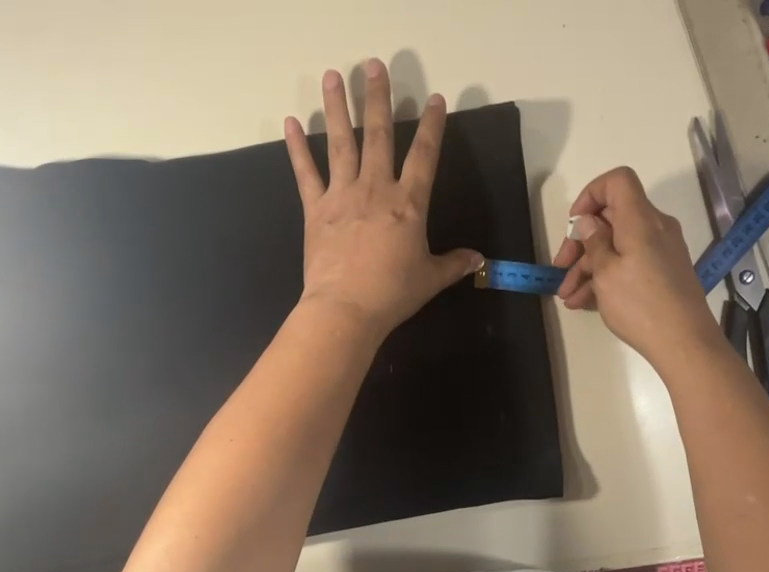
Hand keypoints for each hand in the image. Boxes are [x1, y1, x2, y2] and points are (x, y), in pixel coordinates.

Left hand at [283, 61, 481, 336]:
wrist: (346, 308)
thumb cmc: (393, 294)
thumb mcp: (430, 279)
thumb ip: (453, 264)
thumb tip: (478, 260)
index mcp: (408, 204)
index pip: (424, 155)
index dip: (432, 126)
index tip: (435, 100)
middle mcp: (376, 189)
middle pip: (378, 135)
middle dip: (378, 98)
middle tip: (375, 66)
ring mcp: (343, 195)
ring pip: (340, 143)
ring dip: (337, 107)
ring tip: (334, 76)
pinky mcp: (316, 210)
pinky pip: (305, 173)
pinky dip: (297, 148)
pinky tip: (291, 122)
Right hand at [553, 167, 724, 366]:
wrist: (683, 341)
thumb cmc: (640, 305)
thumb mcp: (606, 273)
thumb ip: (594, 242)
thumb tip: (589, 222)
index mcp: (640, 219)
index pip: (617, 182)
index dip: (591, 195)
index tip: (574, 224)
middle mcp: (654, 227)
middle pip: (612, 218)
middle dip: (581, 242)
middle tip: (560, 267)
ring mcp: (660, 251)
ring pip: (617, 246)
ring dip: (588, 267)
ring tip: (567, 296)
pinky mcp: (663, 272)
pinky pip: (629, 264)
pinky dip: (606, 277)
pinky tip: (584, 301)